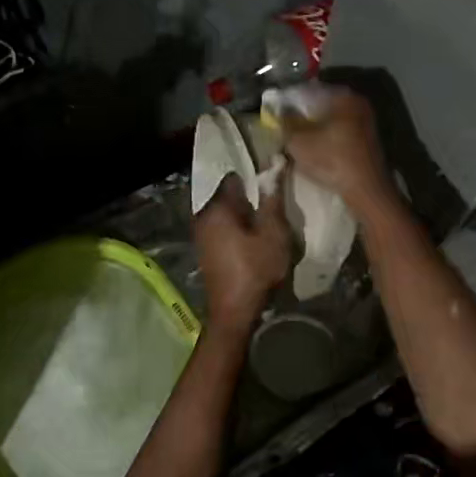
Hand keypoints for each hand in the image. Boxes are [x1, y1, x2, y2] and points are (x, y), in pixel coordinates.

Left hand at [194, 175, 289, 329]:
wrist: (234, 312)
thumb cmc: (256, 269)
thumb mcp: (273, 232)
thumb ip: (273, 198)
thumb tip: (274, 165)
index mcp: (217, 207)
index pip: (235, 177)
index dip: (256, 178)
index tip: (274, 187)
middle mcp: (202, 216)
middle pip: (229, 197)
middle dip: (250, 199)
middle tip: (274, 210)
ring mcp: (201, 235)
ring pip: (226, 215)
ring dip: (244, 218)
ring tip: (267, 227)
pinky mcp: (205, 252)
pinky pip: (222, 231)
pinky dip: (237, 232)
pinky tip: (253, 243)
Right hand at [278, 86, 391, 208]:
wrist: (368, 191)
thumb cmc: (333, 161)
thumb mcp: (299, 143)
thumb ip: (285, 124)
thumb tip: (277, 113)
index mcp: (343, 96)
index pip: (308, 91)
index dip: (289, 102)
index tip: (276, 114)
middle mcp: (358, 103)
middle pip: (322, 106)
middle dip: (303, 116)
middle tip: (286, 129)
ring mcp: (367, 123)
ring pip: (332, 121)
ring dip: (316, 130)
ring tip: (298, 142)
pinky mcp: (369, 142)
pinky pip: (342, 135)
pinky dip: (329, 140)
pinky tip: (317, 152)